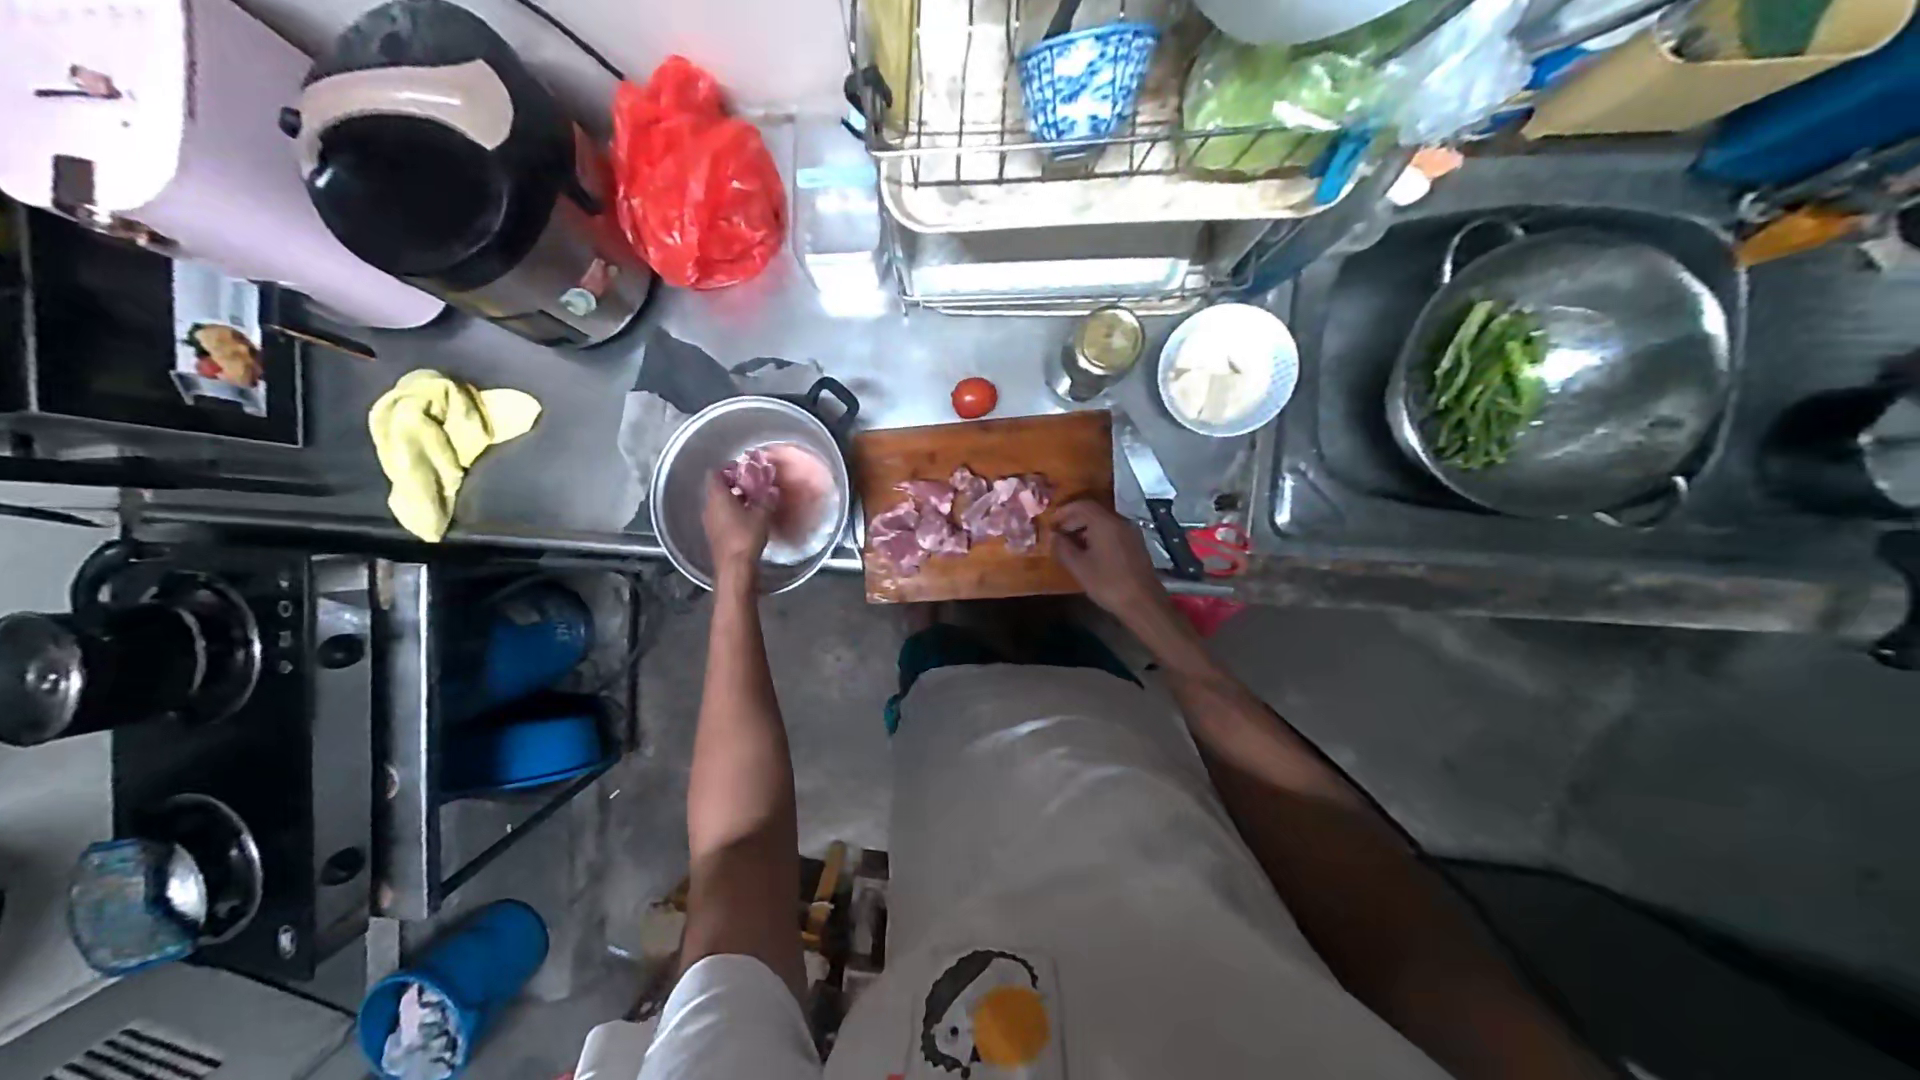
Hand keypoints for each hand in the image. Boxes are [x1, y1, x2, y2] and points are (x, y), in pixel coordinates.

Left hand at [704, 472, 770, 584]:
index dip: (729, 468)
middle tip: (753, 486)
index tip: (745, 470)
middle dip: (734, 485)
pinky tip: (747, 519)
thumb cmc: (746, 535)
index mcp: (717, 496)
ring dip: (734, 500)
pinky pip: (721, 516)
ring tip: (753, 503)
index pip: (715, 473)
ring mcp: (709, 521)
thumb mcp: (762, 514)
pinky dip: (732, 512)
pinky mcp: (713, 534)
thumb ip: (767, 499)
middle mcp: (708, 506)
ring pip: (719, 503)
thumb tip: (772, 489)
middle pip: (717, 488)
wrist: (734, 566)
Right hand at [1051, 499, 1169, 626]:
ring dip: (1086, 529)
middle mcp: (1120, 522)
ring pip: (1104, 522)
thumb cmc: (1107, 583)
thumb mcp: (1079, 567)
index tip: (1052, 521)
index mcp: (1105, 523)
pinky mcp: (1136, 545)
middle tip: (1059, 533)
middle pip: (1094, 512)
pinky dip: (1098, 536)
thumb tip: (1054, 536)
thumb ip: (1063, 547)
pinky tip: (1090, 552)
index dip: (1064, 511)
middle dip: (1074, 520)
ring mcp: (1131, 533)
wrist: (1143, 602)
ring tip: (1071, 544)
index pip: (1083, 505)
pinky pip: (1113, 532)